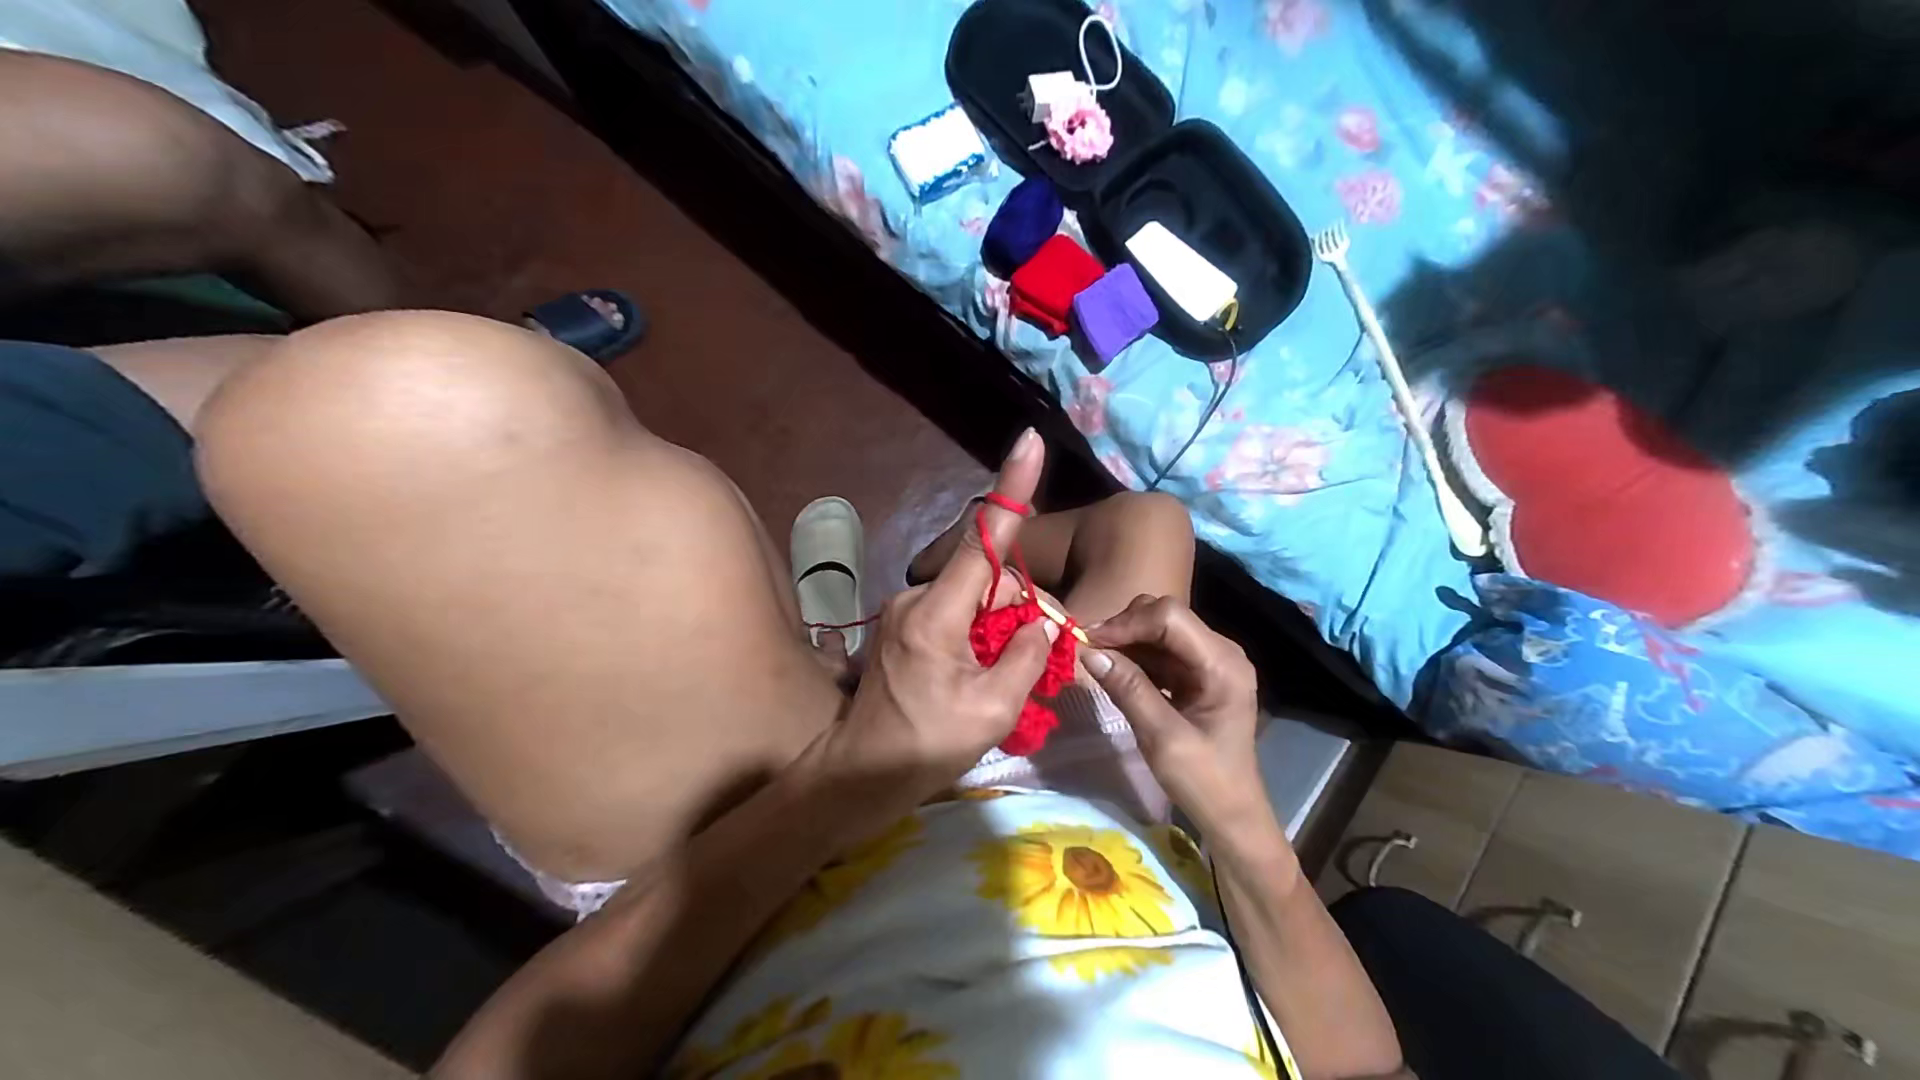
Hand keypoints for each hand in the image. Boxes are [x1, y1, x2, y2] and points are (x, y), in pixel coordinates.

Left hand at [822, 430, 1054, 799]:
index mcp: (936, 613)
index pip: (983, 541)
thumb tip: (1044, 623)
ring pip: (975, 598)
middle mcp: (917, 598)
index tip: (1028, 441)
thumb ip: (1025, 656)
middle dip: (1022, 609)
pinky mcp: (905, 626)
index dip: (1010, 489)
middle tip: (1040, 658)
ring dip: (1002, 625)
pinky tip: (984, 670)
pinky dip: (981, 633)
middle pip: (989, 579)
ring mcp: (906, 611)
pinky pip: (957, 612)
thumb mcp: (993, 709)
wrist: (861, 773)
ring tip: (1005, 677)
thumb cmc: (927, 745)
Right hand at [1083, 595, 1268, 832]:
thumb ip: (1128, 689)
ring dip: (1125, 640)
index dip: (1127, 623)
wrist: (1231, 815)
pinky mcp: (1195, 674)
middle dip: (1124, 627)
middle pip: (1165, 616)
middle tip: (1089, 650)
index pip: (1170, 617)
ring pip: (1158, 629)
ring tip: (1094, 659)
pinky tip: (1112, 670)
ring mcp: (1208, 661)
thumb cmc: (1204, 781)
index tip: (1089, 642)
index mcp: (1223, 664)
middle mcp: (1220, 652)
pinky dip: (1133, 655)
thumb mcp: (1162, 737)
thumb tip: (1088, 652)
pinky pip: (1159, 650)